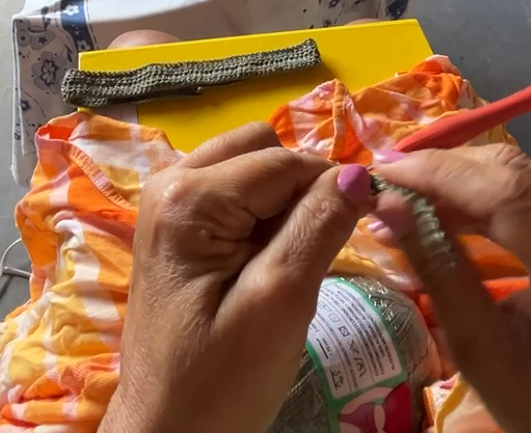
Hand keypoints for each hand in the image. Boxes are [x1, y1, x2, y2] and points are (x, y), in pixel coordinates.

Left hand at [102, 122, 372, 432]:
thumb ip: (317, 228)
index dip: (328, 186)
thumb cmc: (220, 383)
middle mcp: (169, 179)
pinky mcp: (174, 220)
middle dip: (297, 188)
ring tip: (284, 261)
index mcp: (188, 196)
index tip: (363, 222)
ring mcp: (167, 198)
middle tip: (307, 254)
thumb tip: (356, 172)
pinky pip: (231, 189)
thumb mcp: (280, 305)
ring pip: (248, 163)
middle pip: (260, 148)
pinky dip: (259, 213)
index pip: (282, 161)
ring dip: (279, 200)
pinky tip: (261, 260)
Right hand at [373, 144, 530, 432]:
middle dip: (439, 169)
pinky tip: (441, 207)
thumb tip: (386, 205)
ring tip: (403, 199)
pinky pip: (528, 187)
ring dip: (455, 176)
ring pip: (517, 171)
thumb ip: (439, 273)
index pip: (507, 195)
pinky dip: (477, 190)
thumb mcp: (485, 357)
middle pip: (512, 173)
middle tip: (383, 186)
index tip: (379, 171)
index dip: (437, 172)